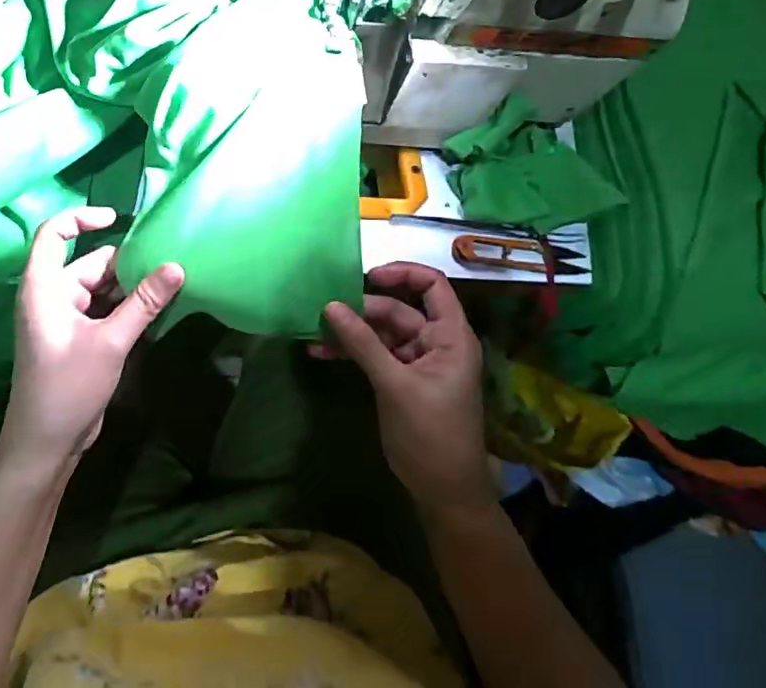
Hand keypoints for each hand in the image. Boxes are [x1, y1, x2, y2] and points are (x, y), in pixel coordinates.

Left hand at [0, 207, 184, 467]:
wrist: (46, 445)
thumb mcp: (110, 341)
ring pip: (102, 288)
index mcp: (44, 287)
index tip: (117, 219)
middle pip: (91, 264)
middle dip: (127, 263)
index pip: (54, 234)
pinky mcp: (77, 337)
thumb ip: (144, 302)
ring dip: (131, 286)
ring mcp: (64, 317)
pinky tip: (157, 308)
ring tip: (170, 282)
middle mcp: (51, 296)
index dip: (82, 218)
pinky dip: (127, 306)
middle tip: (169, 262)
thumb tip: (177, 266)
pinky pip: (105, 308)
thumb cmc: (67, 387)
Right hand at [322, 262, 490, 516]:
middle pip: (398, 310)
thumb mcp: (394, 385)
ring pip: (381, 332)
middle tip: (324, 315)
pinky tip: (322, 353)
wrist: (444, 492)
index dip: (403, 273)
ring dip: (351, 332)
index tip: (366, 276)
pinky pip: (374, 354)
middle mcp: (435, 341)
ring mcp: (417, 360)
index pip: (432, 286)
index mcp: (450, 336)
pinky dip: (352, 352)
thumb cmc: (431, 435)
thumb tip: (330, 305)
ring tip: (315, 333)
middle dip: (362, 310)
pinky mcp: (400, 378)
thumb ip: (363, 343)